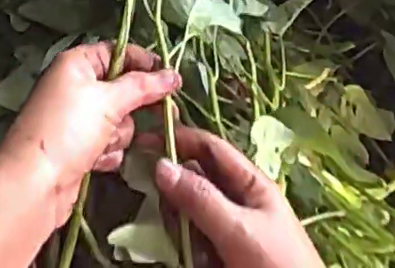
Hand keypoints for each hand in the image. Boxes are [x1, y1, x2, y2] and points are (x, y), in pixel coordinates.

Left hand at [0, 43, 179, 211]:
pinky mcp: (80, 146)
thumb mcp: (108, 101)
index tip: (172, 79)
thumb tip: (172, 73)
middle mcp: (76, 85)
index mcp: (77, 63)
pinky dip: (108, 151)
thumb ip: (142, 86)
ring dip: (118, 134)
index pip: (118, 52)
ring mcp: (78, 117)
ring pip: (119, 119)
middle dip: (134, 106)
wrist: (37, 183)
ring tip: (105, 143)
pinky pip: (109, 143)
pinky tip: (97, 161)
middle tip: (166, 116)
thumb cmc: (69, 129)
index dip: (145, 63)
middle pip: (121, 88)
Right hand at [142, 127, 324, 267]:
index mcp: (250, 184)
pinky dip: (186, 247)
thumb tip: (159, 164)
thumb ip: (200, 197)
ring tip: (184, 245)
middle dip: (174, 189)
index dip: (178, 138)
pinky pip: (193, 241)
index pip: (208, 146)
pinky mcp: (221, 258)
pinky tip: (190, 259)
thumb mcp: (240, 232)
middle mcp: (238, 202)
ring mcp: (230, 232)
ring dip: (180, 224)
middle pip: (193, 178)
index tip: (143, 142)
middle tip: (163, 207)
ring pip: (189, 212)